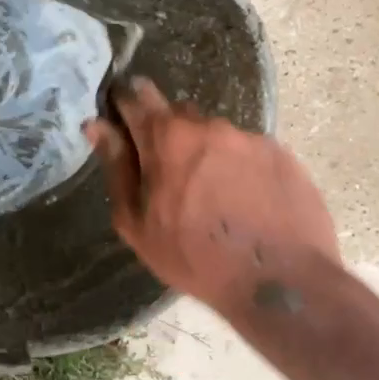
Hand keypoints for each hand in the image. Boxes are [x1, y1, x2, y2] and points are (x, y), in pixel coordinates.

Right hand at [83, 78, 339, 316]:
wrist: (281, 284)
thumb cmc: (194, 256)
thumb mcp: (136, 221)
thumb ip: (115, 167)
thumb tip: (95, 126)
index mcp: (164, 137)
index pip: (134, 95)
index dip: (123, 105)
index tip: (121, 125)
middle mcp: (207, 125)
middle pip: (176, 113)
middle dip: (167, 135)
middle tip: (170, 176)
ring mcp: (249, 138)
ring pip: (215, 134)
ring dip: (206, 153)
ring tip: (215, 196)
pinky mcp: (283, 155)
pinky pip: (249, 151)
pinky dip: (241, 168)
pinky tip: (247, 203)